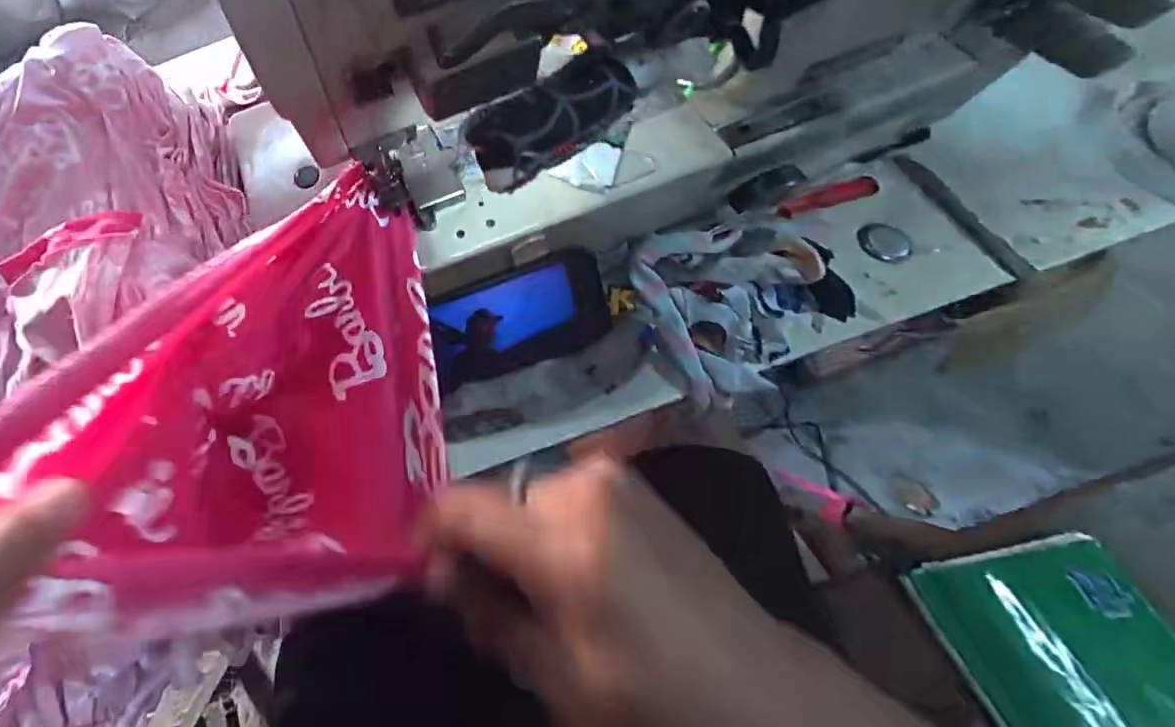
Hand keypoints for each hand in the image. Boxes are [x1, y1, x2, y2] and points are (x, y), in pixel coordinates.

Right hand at [420, 457, 923, 726]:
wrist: (759, 680)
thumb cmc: (656, 697)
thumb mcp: (562, 679)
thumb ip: (492, 616)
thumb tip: (439, 574)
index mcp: (563, 542)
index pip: (464, 508)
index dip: (429, 529)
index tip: (416, 561)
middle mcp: (581, 488)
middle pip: (496, 503)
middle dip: (480, 547)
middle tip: (488, 606)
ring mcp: (609, 476)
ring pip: (527, 497)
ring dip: (516, 537)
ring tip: (538, 594)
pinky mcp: (630, 478)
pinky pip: (562, 493)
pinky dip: (548, 524)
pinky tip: (573, 571)